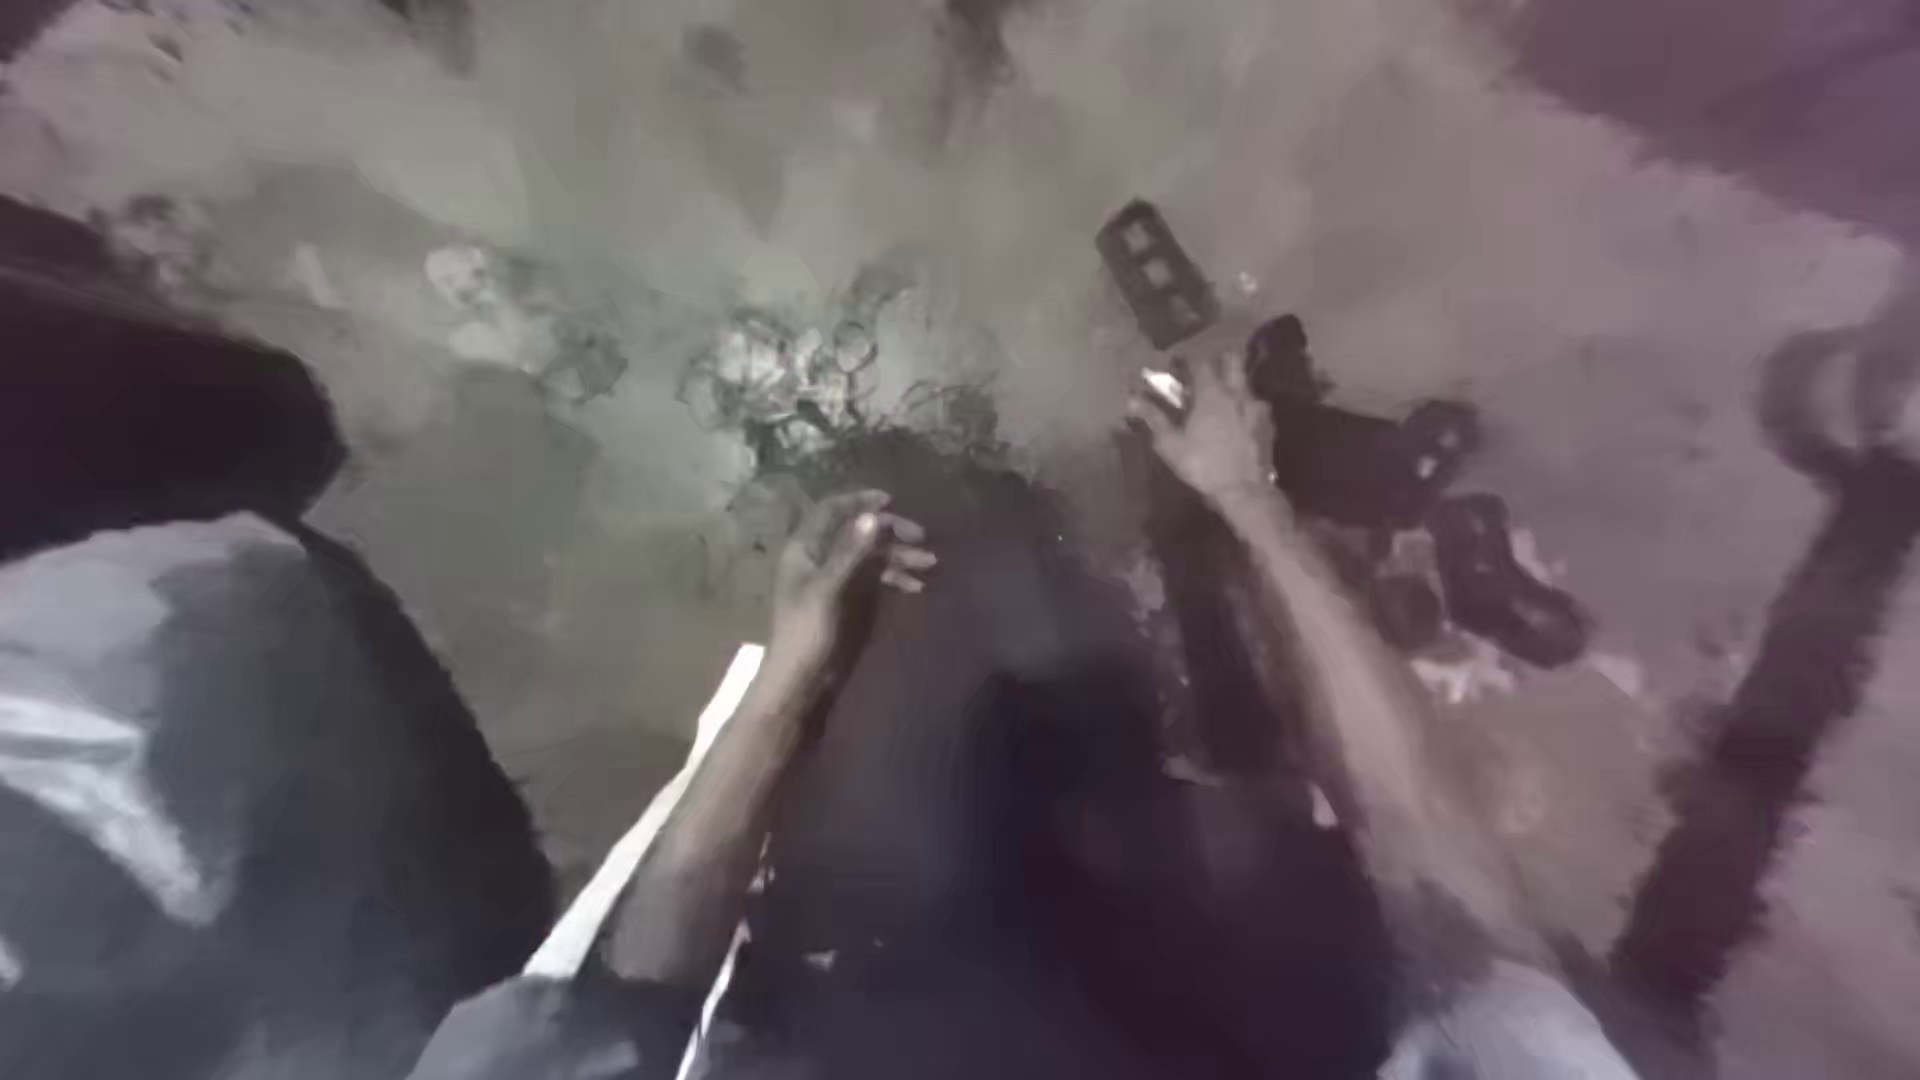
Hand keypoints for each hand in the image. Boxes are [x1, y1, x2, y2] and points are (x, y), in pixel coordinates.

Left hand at [767, 489, 933, 677]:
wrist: (797, 678)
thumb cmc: (805, 631)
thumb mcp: (828, 589)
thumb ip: (849, 552)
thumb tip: (873, 516)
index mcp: (804, 548)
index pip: (832, 510)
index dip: (860, 500)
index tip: (892, 501)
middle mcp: (818, 556)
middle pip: (857, 532)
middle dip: (890, 531)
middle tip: (922, 536)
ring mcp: (832, 577)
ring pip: (869, 556)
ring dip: (898, 557)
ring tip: (930, 564)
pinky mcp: (844, 596)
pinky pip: (871, 577)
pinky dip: (892, 578)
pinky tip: (915, 586)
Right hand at [1131, 352, 1280, 513]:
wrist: (1244, 490)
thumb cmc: (1202, 464)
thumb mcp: (1170, 444)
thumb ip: (1153, 418)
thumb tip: (1131, 399)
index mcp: (1211, 394)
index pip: (1200, 363)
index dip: (1186, 361)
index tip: (1176, 363)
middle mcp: (1237, 392)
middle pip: (1231, 361)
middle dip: (1217, 361)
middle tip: (1203, 375)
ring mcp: (1257, 407)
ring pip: (1245, 383)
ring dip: (1231, 385)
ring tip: (1219, 401)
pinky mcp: (1268, 424)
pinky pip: (1255, 406)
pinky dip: (1243, 407)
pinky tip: (1236, 422)